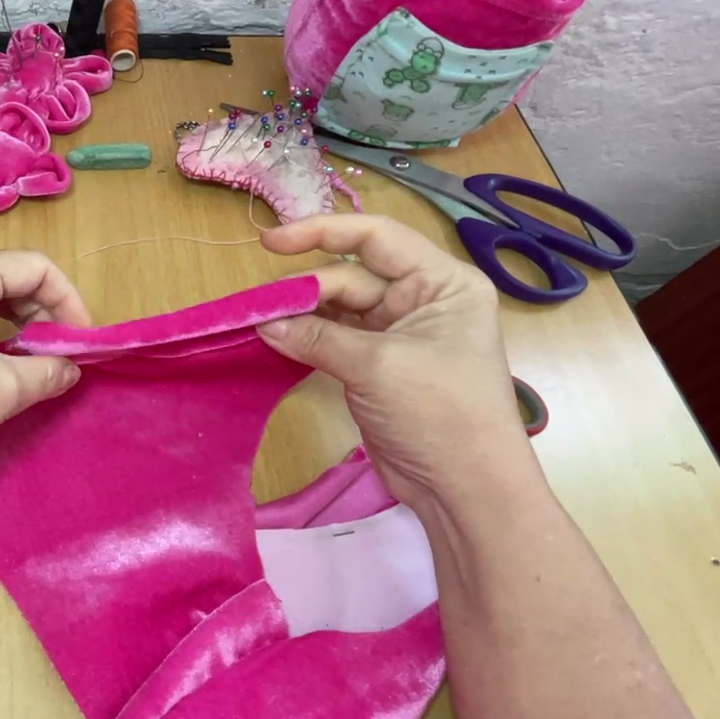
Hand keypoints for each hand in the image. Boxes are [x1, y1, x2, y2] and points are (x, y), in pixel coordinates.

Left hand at [0, 251, 91, 493]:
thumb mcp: (6, 388)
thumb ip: (50, 370)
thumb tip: (71, 369)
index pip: (34, 266)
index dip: (69, 300)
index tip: (83, 340)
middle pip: (7, 275)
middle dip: (42, 310)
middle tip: (61, 351)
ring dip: (16, 321)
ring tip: (34, 358)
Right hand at [256, 214, 536, 513]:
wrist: (462, 487)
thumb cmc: (440, 414)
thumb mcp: (378, 367)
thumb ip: (317, 338)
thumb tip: (262, 323)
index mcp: (442, 282)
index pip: (376, 237)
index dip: (321, 231)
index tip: (270, 243)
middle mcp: (421, 298)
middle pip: (349, 276)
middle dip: (303, 289)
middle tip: (257, 308)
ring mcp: (396, 332)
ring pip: (335, 307)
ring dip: (298, 315)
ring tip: (258, 323)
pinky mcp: (374, 363)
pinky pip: (331, 337)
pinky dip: (303, 338)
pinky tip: (274, 341)